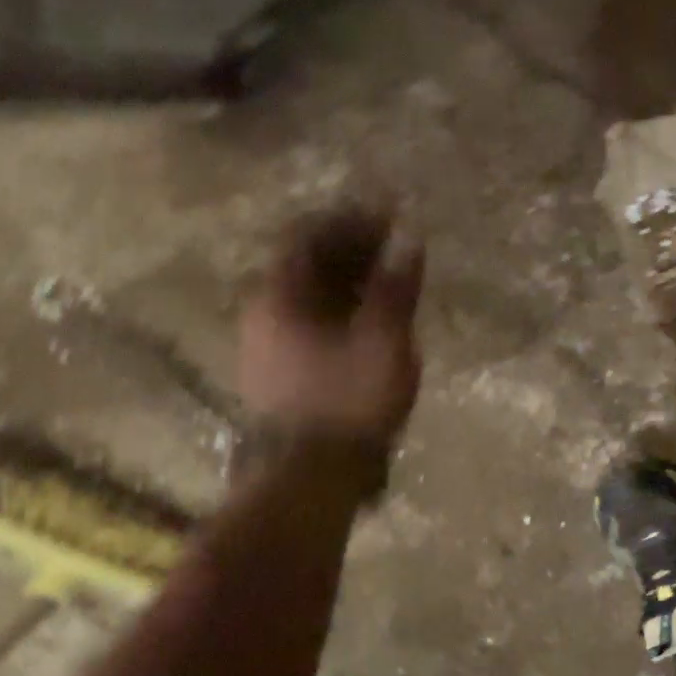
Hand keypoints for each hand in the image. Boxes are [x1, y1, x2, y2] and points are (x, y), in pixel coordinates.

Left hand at [238, 209, 424, 443]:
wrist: (314, 467)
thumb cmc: (350, 396)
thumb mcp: (383, 338)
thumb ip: (395, 288)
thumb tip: (409, 241)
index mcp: (282, 297)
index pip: (308, 238)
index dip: (347, 218)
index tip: (387, 208)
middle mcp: (267, 311)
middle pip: (307, 263)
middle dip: (351, 244)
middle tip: (395, 234)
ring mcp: (273, 341)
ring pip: (312, 291)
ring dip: (350, 274)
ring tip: (391, 269)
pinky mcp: (286, 366)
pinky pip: (316, 316)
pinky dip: (346, 302)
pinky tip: (375, 310)